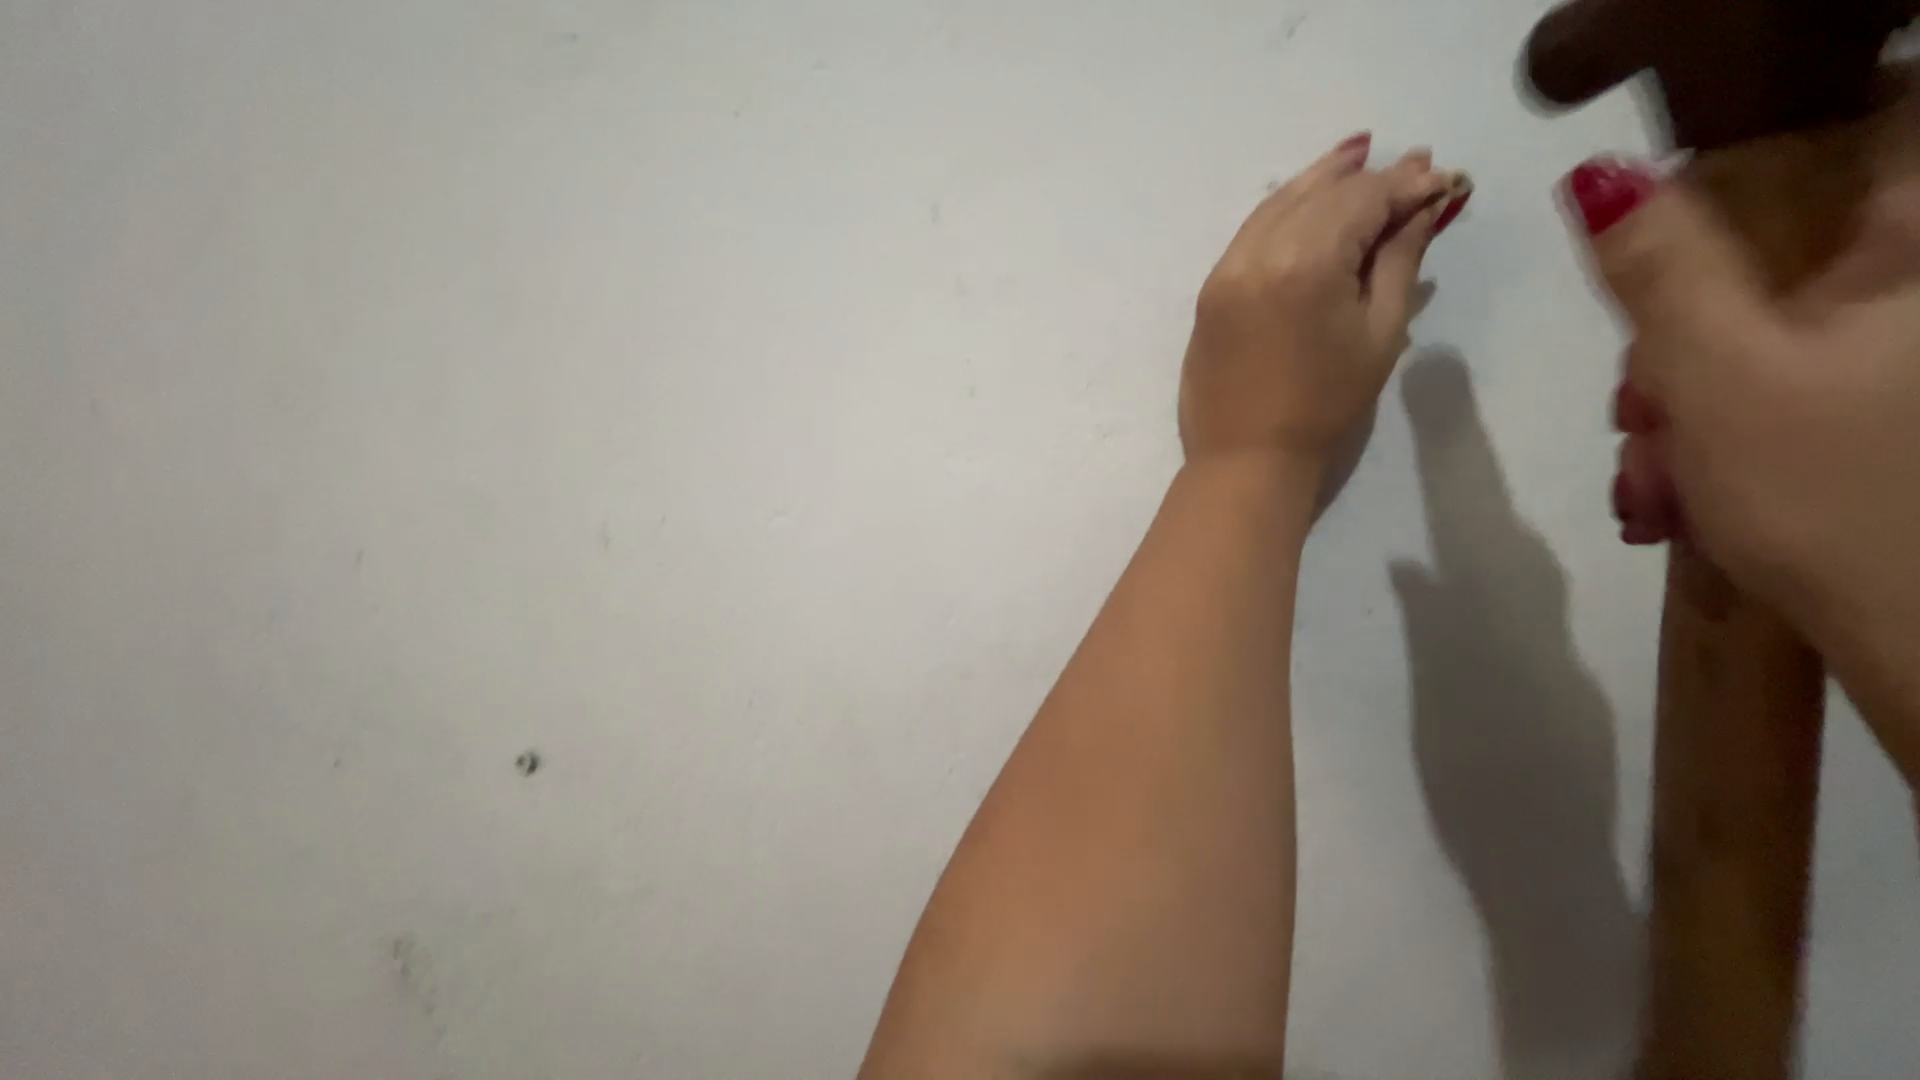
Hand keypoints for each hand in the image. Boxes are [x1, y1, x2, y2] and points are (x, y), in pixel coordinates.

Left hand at [1179, 135, 1468, 468]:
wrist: (1245, 455)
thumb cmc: (1325, 404)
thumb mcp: (1379, 333)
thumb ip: (1398, 260)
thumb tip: (1424, 206)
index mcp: (1306, 263)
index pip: (1362, 200)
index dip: (1405, 185)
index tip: (1440, 178)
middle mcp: (1258, 254)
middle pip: (1320, 196)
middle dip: (1367, 178)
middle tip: (1410, 163)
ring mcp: (1226, 271)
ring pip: (1278, 206)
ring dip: (1320, 181)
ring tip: (1357, 155)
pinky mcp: (1210, 290)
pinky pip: (1250, 233)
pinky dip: (1281, 210)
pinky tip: (1305, 200)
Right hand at [1566, 150, 1919, 754]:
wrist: (1916, 631)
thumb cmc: (1823, 490)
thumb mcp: (1714, 373)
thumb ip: (1658, 270)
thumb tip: (1598, 174)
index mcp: (1912, 251)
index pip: (1825, 155)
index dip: (1722, 194)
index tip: (1661, 267)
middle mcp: (1916, 291)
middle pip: (1766, 269)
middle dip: (1672, 348)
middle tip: (1638, 412)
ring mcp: (1902, 356)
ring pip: (1757, 339)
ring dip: (1677, 405)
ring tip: (1652, 478)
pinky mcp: (1885, 410)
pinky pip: (1777, 388)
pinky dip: (1716, 433)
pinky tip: (1682, 489)